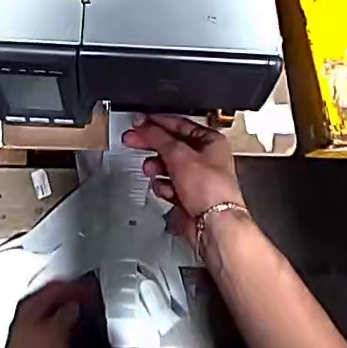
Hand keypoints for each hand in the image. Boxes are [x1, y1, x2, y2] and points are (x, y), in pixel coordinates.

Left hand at [0, 278, 92, 347]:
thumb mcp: (58, 330)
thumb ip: (68, 312)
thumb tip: (74, 305)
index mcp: (29, 305)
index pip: (55, 286)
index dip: (74, 285)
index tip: (87, 287)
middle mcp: (23, 319)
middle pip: (50, 303)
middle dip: (69, 301)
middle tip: (85, 300)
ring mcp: (24, 339)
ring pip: (49, 321)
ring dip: (65, 319)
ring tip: (80, 320)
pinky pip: (48, 338)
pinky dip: (60, 336)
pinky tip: (67, 343)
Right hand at [123, 114, 245, 242]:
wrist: (214, 226)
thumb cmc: (211, 189)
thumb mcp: (179, 154)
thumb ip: (158, 137)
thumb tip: (143, 124)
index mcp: (211, 141)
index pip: (179, 124)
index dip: (157, 122)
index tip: (140, 121)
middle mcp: (206, 158)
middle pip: (171, 145)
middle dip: (151, 144)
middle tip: (133, 139)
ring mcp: (197, 178)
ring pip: (169, 166)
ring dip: (157, 168)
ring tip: (150, 169)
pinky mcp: (189, 196)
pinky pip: (170, 185)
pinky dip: (164, 187)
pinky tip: (164, 189)